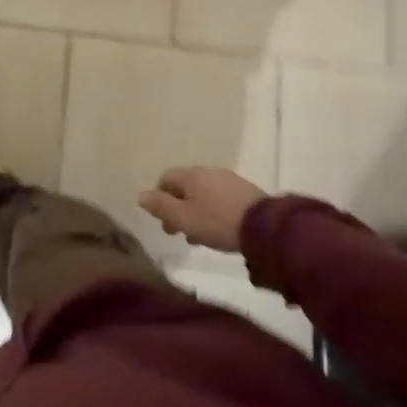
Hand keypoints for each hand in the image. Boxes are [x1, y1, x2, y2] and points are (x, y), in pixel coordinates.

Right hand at [137, 167, 268, 252]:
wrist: (265, 226)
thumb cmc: (217, 222)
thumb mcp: (183, 218)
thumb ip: (160, 206)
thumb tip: (141, 195)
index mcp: (190, 175)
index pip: (165, 178)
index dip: (159, 197)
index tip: (163, 220)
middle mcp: (208, 171)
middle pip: (184, 186)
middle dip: (178, 207)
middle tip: (179, 232)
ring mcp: (228, 179)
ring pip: (203, 193)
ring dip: (195, 211)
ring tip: (199, 235)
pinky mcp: (245, 191)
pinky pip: (220, 198)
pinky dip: (213, 210)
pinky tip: (218, 228)